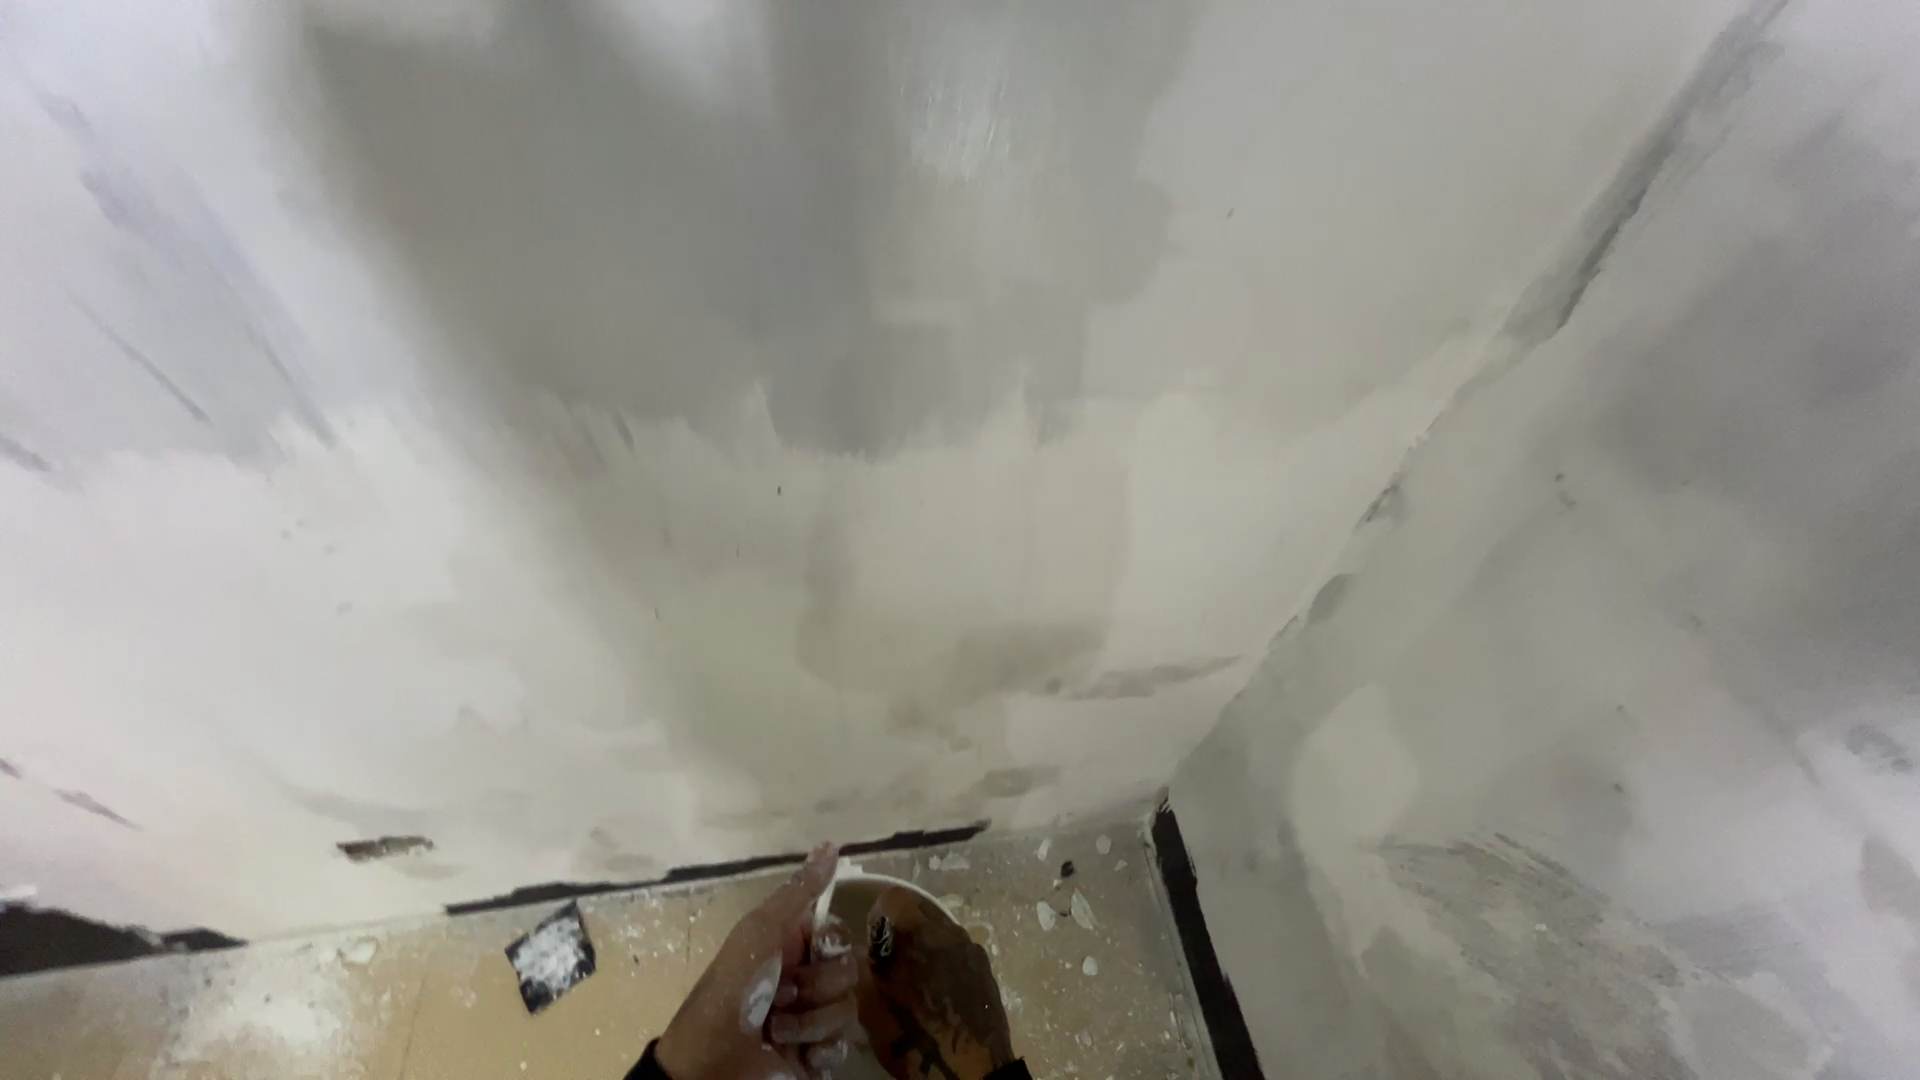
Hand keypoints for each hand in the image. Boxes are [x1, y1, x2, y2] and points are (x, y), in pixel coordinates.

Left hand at [657, 844, 858, 1079]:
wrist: (709, 1067)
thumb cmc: (732, 990)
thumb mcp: (761, 930)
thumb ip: (800, 891)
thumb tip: (832, 843)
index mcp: (794, 944)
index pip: (840, 933)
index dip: (831, 944)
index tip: (815, 949)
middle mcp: (807, 977)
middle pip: (850, 971)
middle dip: (817, 987)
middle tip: (782, 996)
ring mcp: (813, 1019)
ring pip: (848, 1009)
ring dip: (811, 1022)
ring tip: (778, 1031)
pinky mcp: (816, 1057)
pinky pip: (843, 1047)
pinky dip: (819, 1052)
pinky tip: (798, 1057)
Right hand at [858, 886, 1014, 1079]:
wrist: (969, 1070)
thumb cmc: (914, 1035)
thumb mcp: (871, 1005)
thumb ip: (861, 967)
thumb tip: (858, 950)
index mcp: (918, 931)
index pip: (893, 896)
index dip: (877, 914)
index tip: (872, 940)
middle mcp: (949, 929)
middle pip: (919, 908)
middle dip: (902, 926)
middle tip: (890, 958)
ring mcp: (971, 947)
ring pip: (941, 928)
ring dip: (925, 942)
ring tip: (915, 977)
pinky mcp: (986, 968)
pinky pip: (958, 950)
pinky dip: (944, 960)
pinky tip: (938, 991)